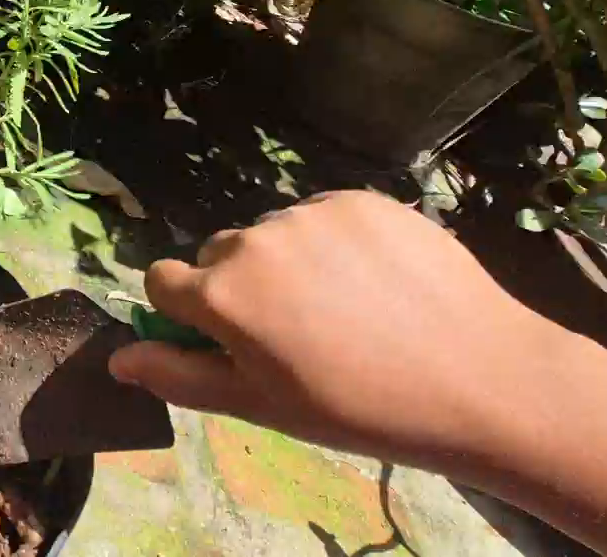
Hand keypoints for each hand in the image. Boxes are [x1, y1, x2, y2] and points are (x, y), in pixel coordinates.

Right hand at [107, 190, 560, 470]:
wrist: (490, 383)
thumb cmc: (360, 408)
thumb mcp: (260, 406)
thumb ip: (178, 375)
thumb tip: (115, 360)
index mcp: (221, 294)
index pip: (163, 279)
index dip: (189, 310)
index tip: (232, 336)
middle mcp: (250, 241)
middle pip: (217, 254)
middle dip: (240, 285)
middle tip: (300, 329)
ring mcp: (305, 214)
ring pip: (269, 235)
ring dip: (288, 263)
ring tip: (348, 306)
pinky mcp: (355, 198)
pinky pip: (319, 215)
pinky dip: (334, 242)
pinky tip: (376, 279)